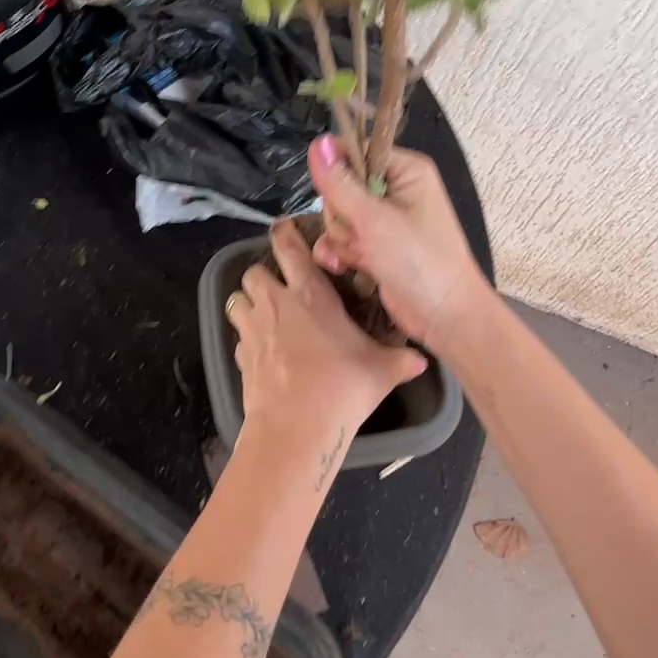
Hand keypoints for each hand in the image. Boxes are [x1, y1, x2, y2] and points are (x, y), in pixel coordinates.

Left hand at [227, 220, 427, 445]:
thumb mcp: (381, 371)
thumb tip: (420, 361)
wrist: (296, 427)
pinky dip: (246, 337)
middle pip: (254, 271)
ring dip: (248, 302)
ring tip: (265, 314)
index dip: (284, 235)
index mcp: (310, 295)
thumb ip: (400, 360)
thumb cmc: (342, 387)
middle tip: (280, 286)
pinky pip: (238, 335)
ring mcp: (253, 328)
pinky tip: (262, 350)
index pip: (290, 249)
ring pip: (237, 298)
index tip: (284, 230)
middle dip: (263, 274)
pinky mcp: (240, 355)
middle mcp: (276, 303)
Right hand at [307, 136, 493, 350]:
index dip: (338, 171)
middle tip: (358, 233)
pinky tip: (341, 267)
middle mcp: (395, 190)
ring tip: (356, 255)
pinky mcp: (375, 245)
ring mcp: (384, 220)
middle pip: (341, 185)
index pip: (356, 151)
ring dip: (339, 237)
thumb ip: (340, 183)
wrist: (445, 317)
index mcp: (406, 170)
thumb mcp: (374, 220)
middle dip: (340, 213)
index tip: (334, 195)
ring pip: (338, 214)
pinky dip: (338, 252)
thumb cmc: (419, 261)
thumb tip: (316, 141)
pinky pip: (341, 237)